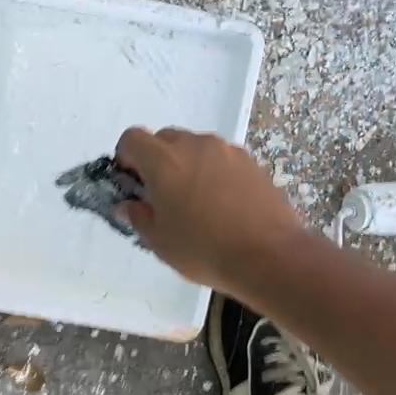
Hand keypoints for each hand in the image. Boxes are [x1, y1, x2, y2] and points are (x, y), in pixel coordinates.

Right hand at [114, 127, 308, 295]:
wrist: (269, 256)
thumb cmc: (204, 250)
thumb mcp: (159, 241)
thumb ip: (138, 217)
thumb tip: (128, 205)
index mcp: (164, 161)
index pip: (132, 138)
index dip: (126, 156)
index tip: (132, 181)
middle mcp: (195, 146)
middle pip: (164, 138)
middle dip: (157, 159)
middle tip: (162, 193)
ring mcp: (227, 151)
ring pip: (195, 146)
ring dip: (187, 163)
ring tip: (196, 200)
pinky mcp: (251, 162)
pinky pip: (221, 157)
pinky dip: (213, 171)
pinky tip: (223, 203)